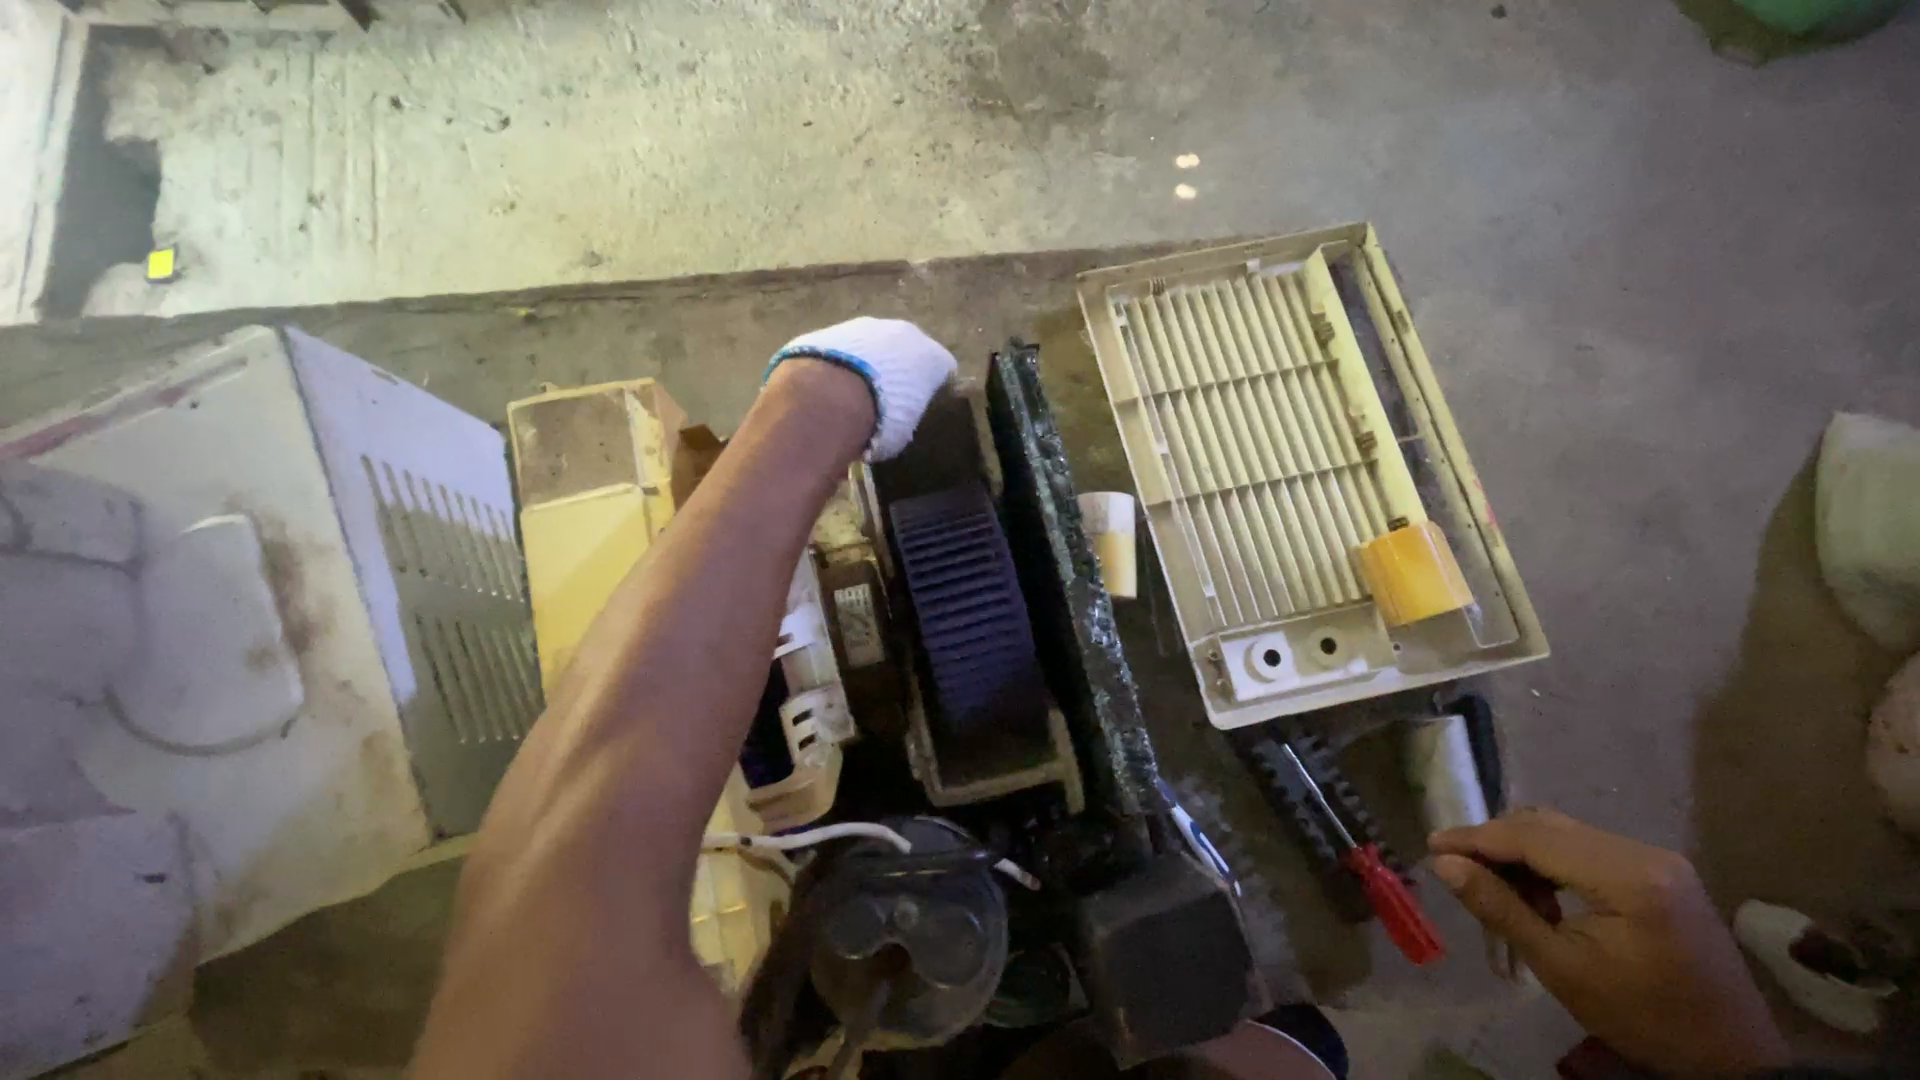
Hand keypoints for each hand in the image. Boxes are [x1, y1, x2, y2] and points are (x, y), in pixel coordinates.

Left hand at [769, 317, 957, 460]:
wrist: (833, 396)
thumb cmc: (881, 420)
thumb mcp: (903, 433)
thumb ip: (906, 420)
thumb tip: (894, 427)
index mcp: (934, 359)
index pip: (944, 371)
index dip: (932, 389)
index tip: (921, 407)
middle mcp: (908, 334)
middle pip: (908, 352)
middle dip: (898, 372)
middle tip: (883, 400)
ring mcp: (869, 327)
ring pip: (873, 346)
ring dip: (866, 364)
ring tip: (851, 393)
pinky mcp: (833, 328)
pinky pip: (844, 347)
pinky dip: (840, 362)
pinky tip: (828, 385)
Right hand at [1430, 809, 1788, 1077]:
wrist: (1732, 1060)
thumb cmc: (1642, 1018)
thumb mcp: (1560, 968)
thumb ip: (1500, 908)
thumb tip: (1443, 863)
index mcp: (1627, 877)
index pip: (1532, 837)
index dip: (1476, 838)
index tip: (1432, 845)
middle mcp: (1645, 853)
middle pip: (1547, 826)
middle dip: (1496, 843)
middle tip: (1457, 868)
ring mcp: (1658, 859)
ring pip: (1564, 832)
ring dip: (1522, 852)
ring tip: (1498, 889)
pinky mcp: (1661, 872)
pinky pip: (1587, 848)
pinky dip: (1551, 861)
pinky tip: (1538, 894)